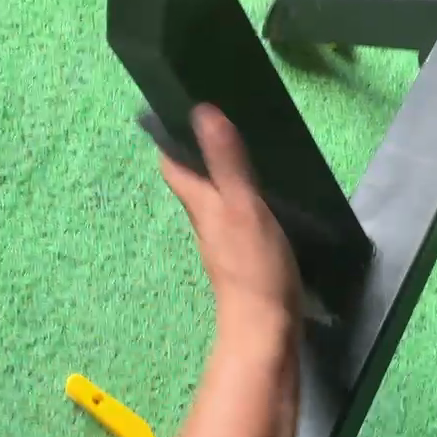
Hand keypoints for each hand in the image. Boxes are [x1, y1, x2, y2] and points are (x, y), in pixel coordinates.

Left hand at [160, 105, 300, 331]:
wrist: (265, 328)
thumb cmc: (253, 265)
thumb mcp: (243, 206)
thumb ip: (226, 162)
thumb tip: (201, 111)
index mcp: (200, 204)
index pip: (172, 165)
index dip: (171, 137)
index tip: (180, 108)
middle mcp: (205, 220)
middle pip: (193, 180)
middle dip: (199, 152)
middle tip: (221, 119)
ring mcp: (224, 241)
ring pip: (215, 198)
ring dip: (222, 174)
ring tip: (244, 148)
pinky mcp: (245, 257)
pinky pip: (237, 216)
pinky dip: (243, 198)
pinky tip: (263, 194)